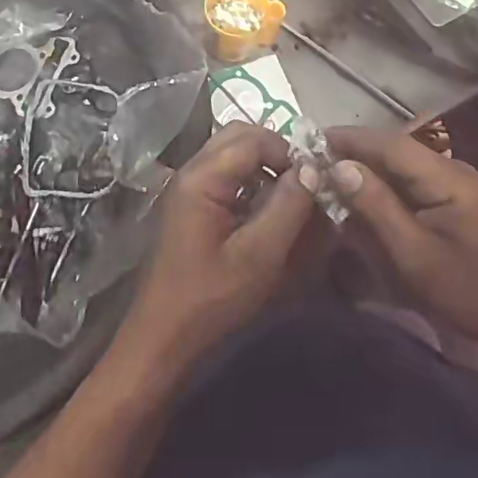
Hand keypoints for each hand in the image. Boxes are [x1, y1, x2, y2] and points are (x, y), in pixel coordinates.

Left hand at [118, 122, 320, 367]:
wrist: (162, 340)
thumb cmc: (211, 300)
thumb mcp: (259, 255)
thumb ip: (288, 206)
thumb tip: (313, 168)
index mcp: (201, 178)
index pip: (254, 138)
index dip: (289, 153)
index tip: (314, 181)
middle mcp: (190, 173)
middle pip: (240, 137)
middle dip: (276, 153)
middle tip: (303, 184)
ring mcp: (187, 189)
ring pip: (233, 155)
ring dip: (265, 168)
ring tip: (290, 199)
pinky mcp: (190, 207)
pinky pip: (226, 178)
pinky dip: (251, 184)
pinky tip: (267, 214)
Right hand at [326, 127, 477, 352]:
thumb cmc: (464, 290)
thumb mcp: (412, 253)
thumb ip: (376, 207)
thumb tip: (340, 166)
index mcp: (450, 177)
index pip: (393, 144)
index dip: (352, 139)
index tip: (314, 139)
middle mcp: (456, 170)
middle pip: (398, 150)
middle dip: (357, 151)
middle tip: (316, 156)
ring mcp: (459, 184)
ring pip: (405, 164)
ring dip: (370, 166)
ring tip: (332, 170)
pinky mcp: (457, 200)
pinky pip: (415, 181)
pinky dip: (386, 183)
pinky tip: (364, 192)